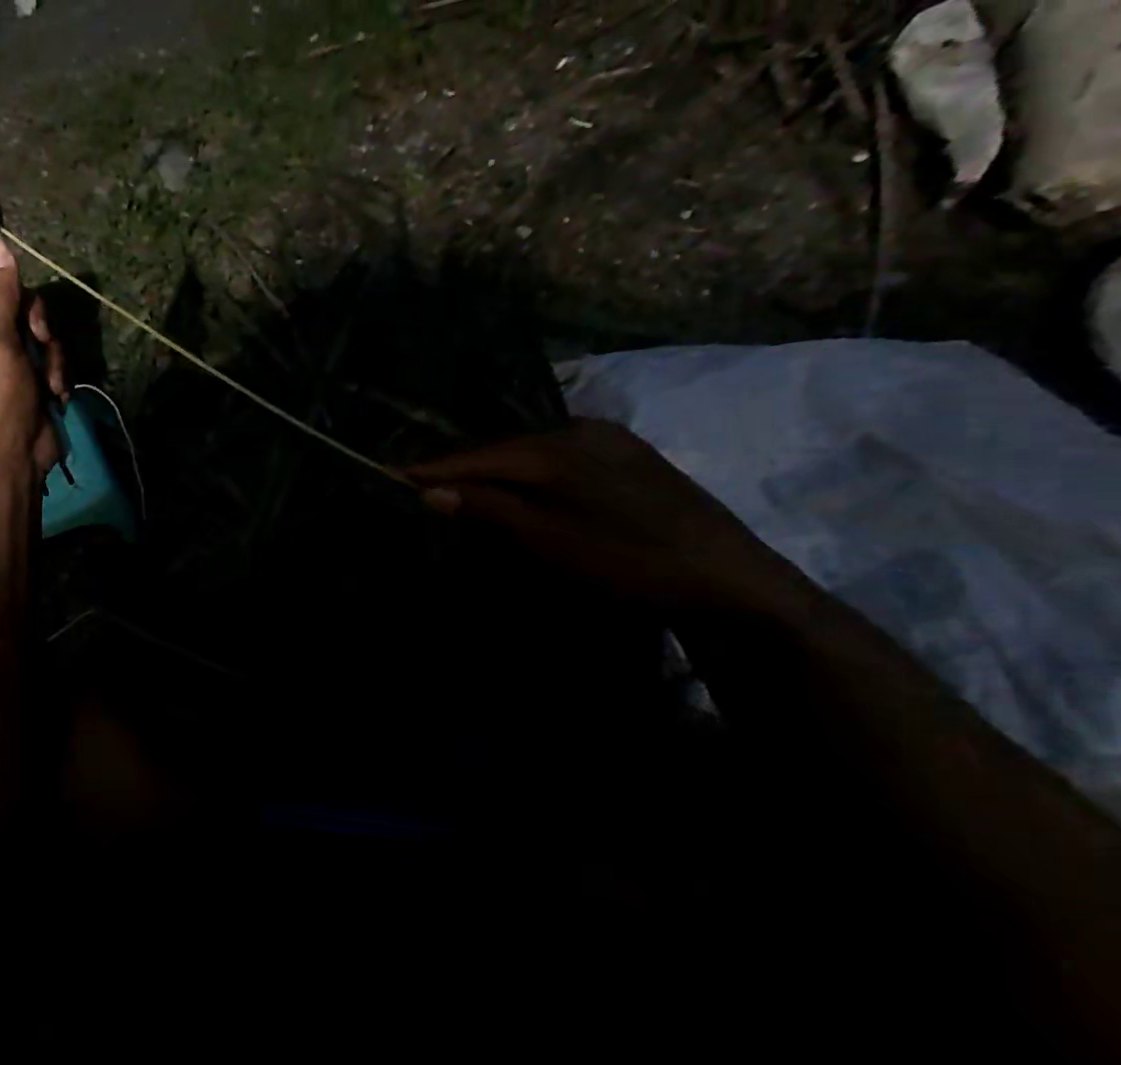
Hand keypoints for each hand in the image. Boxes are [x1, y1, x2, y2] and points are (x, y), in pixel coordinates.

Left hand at [0, 232, 67, 474]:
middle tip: (38, 335)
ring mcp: (4, 356)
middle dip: (32, 314)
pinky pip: (48, 353)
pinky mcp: (30, 375)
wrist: (13, 461)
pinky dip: (55, 370)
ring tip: (48, 376)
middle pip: (10, 294)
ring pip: (35, 325)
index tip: (0, 213)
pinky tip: (55, 392)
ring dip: (50, 349)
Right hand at [406, 419, 814, 616]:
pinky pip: (560, 453)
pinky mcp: (630, 453)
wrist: (727, 578)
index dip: (434, 468)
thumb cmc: (625, 563)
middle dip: (461, 466)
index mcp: (557, 448)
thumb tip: (429, 490)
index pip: (477, 455)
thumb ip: (488, 509)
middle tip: (422, 482)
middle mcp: (581, 429)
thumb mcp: (547, 541)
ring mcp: (611, 438)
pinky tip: (523, 483)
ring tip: (463, 484)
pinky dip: (529, 469)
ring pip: (532, 449)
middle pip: (502, 447)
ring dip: (494, 468)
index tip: (393, 474)